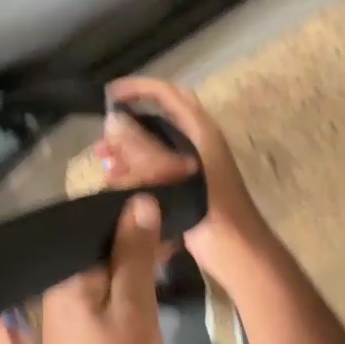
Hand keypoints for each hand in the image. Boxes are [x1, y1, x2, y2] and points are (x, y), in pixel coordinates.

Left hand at [19, 195, 166, 343]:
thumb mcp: (132, 310)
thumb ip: (134, 254)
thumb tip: (141, 197)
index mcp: (71, 258)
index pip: (102, 205)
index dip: (137, 189)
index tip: (171, 175)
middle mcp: (65, 262)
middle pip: (103, 221)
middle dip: (139, 207)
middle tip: (179, 195)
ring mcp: (71, 281)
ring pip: (108, 242)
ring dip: (139, 232)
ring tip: (176, 218)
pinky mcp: (81, 299)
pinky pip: (108, 263)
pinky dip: (132, 256)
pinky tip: (157, 252)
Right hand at [101, 77, 265, 258]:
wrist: (240, 256)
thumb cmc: (211, 210)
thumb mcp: (172, 174)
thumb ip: (141, 147)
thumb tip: (113, 122)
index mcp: (200, 131)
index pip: (166, 94)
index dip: (137, 88)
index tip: (109, 95)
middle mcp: (195, 142)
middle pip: (156, 119)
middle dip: (126, 125)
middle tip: (103, 137)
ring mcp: (191, 165)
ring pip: (152, 145)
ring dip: (126, 150)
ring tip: (104, 161)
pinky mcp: (185, 186)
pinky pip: (154, 168)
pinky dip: (134, 170)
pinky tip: (116, 182)